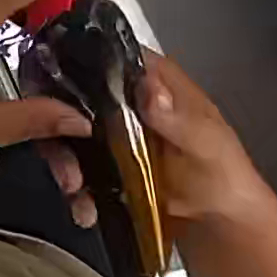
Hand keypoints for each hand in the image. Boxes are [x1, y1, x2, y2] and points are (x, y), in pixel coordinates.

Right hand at [38, 52, 275, 230]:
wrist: (219, 224)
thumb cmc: (222, 172)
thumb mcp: (207, 145)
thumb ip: (179, 119)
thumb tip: (148, 88)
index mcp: (145, 75)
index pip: (101, 52)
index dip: (73, 61)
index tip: (54, 85)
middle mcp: (118, 94)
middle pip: (69, 88)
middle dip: (58, 121)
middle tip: (66, 155)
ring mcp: (102, 125)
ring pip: (62, 124)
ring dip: (62, 158)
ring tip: (76, 189)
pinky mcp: (94, 156)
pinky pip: (69, 159)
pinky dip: (70, 183)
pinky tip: (84, 207)